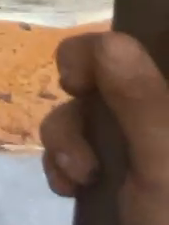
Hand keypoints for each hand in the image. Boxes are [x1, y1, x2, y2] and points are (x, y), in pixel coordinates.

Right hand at [40, 32, 168, 224]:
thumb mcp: (164, 168)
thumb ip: (141, 102)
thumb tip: (110, 38)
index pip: (143, 50)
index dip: (98, 55)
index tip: (75, 84)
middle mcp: (166, 121)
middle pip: (107, 86)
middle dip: (75, 116)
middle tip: (77, 150)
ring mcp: (155, 147)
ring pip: (92, 116)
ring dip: (66, 142)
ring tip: (73, 179)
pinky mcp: (139, 172)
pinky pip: (89, 144)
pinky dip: (68, 160)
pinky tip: (69, 186)